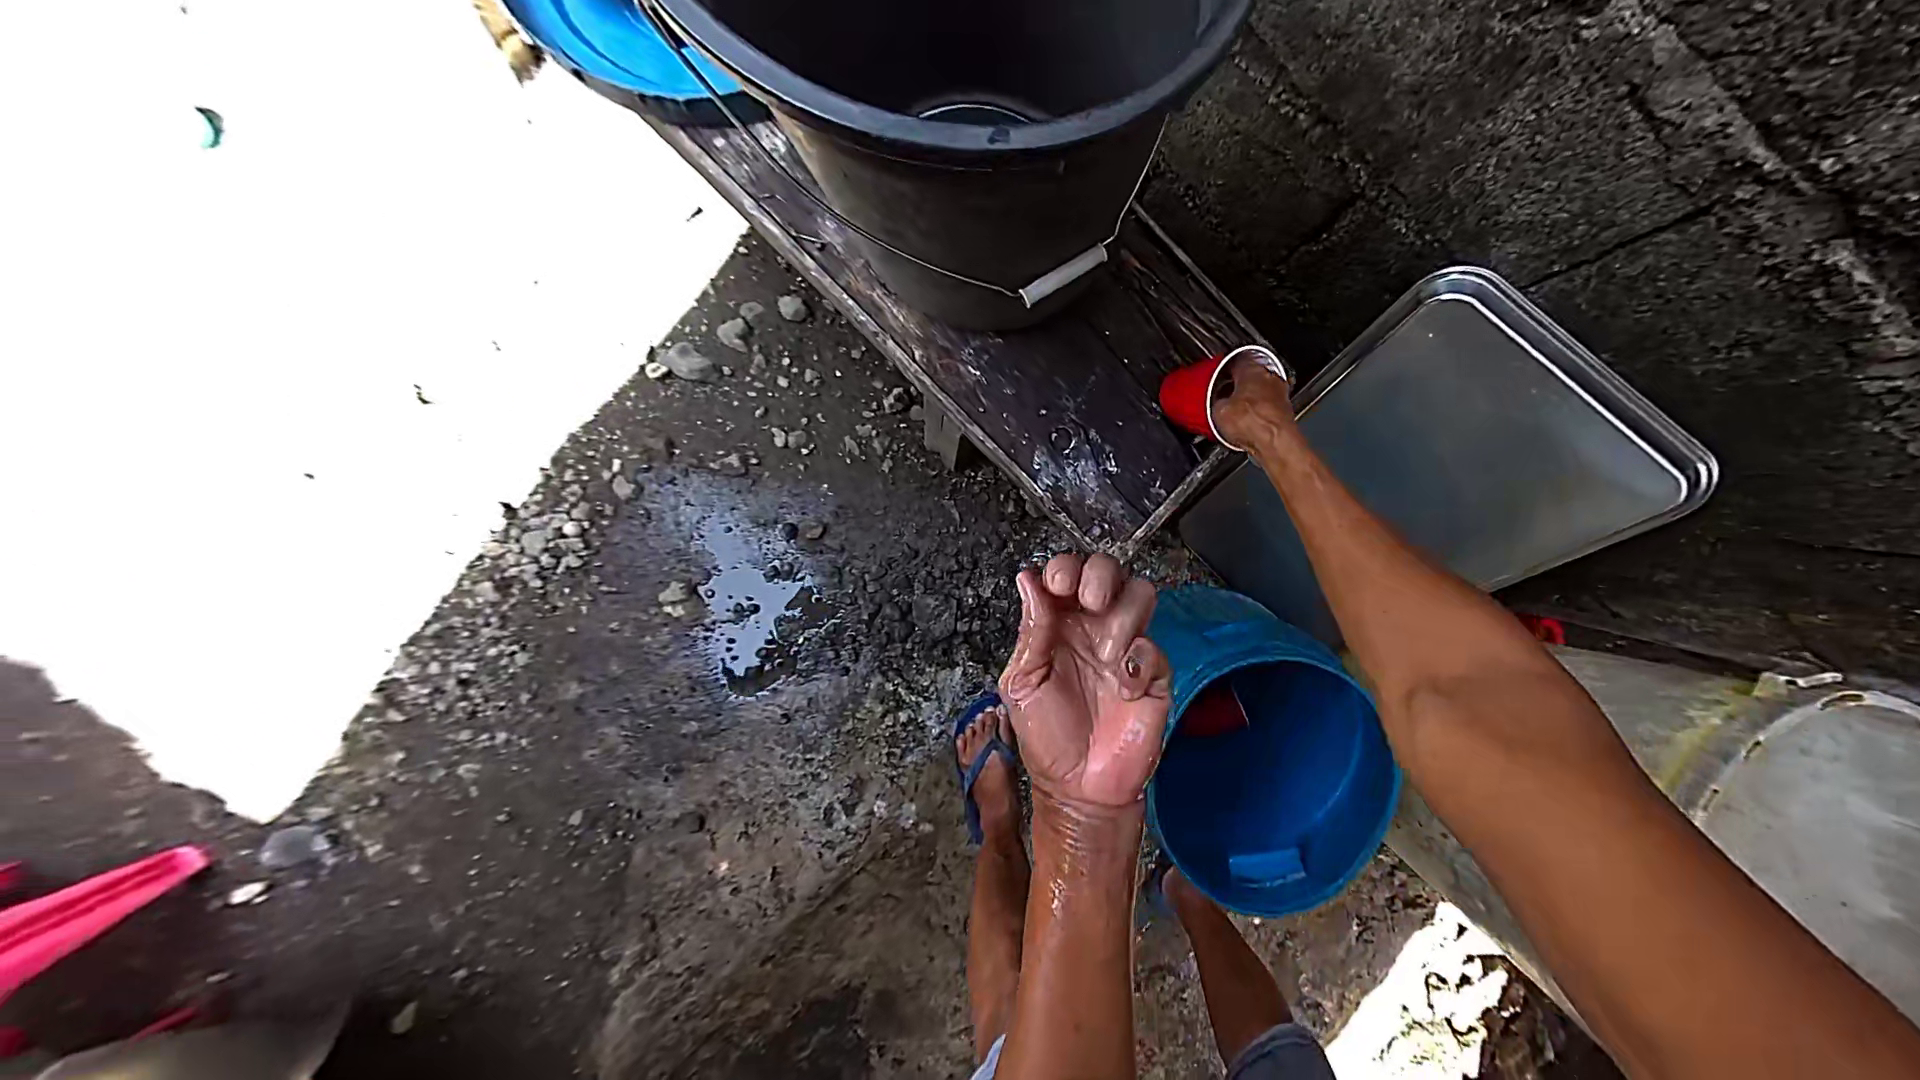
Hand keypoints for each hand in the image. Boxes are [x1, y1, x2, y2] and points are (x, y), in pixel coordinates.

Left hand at [998, 553, 1172, 809]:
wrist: (1078, 786)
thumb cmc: (1047, 736)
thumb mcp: (1023, 682)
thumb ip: (1031, 631)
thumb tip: (1028, 581)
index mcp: (1057, 626)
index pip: (1066, 575)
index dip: (1064, 569)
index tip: (1057, 583)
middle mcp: (1092, 629)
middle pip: (1108, 572)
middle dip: (1100, 575)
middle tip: (1088, 600)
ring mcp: (1124, 649)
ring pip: (1140, 594)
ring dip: (1122, 616)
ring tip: (1104, 654)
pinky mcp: (1153, 674)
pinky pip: (1155, 647)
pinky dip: (1140, 661)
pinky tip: (1124, 687)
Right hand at [1211, 351, 1295, 450]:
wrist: (1274, 441)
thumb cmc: (1252, 421)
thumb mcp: (1218, 410)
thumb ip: (1216, 402)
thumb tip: (1215, 404)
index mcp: (1252, 370)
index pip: (1237, 360)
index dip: (1225, 368)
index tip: (1219, 373)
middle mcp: (1269, 378)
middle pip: (1251, 376)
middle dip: (1239, 385)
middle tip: (1225, 394)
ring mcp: (1280, 395)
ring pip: (1260, 392)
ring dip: (1250, 399)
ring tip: (1235, 412)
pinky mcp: (1284, 412)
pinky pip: (1266, 408)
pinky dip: (1258, 413)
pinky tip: (1248, 424)